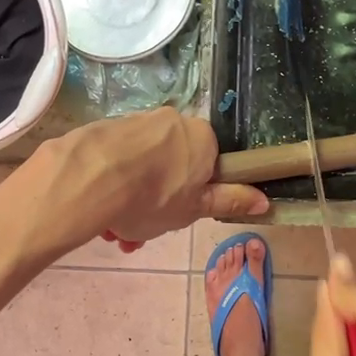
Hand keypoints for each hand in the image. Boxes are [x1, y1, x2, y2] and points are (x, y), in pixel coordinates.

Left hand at [18, 108, 266, 249]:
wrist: (91, 176)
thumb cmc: (154, 196)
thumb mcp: (195, 209)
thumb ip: (229, 202)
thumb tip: (264, 200)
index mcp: (201, 137)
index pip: (207, 162)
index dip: (194, 193)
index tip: (178, 217)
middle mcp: (172, 121)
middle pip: (171, 164)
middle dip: (157, 201)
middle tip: (139, 234)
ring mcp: (136, 121)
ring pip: (141, 165)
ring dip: (131, 198)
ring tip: (114, 232)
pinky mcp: (105, 128)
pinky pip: (117, 159)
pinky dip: (112, 183)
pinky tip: (99, 210)